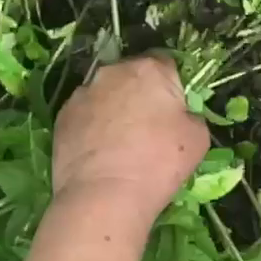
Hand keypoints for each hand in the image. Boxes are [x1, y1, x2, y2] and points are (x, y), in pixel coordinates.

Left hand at [50, 54, 208, 222]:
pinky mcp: (62, 115)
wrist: (103, 197)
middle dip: (140, 94)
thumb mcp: (199, 137)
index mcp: (150, 69)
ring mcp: (84, 92)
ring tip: (119, 143)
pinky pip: (85, 113)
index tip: (173, 110)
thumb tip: (179, 115)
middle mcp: (113, 71)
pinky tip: (99, 152)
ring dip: (114, 108)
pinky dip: (92, 126)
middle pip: (132, 75)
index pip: (166, 63)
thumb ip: (191, 114)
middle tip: (148, 127)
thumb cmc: (158, 163)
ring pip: (106, 93)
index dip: (172, 86)